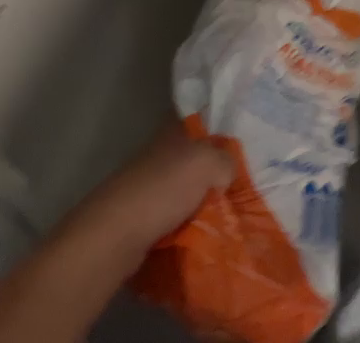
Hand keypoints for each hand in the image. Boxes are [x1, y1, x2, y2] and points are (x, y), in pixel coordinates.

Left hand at [75, 121, 233, 251]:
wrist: (116, 233)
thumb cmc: (162, 190)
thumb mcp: (206, 164)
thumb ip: (226, 161)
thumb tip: (227, 173)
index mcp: (172, 134)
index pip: (202, 126)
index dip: (222, 138)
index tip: (243, 156)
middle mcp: (159, 154)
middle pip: (195, 161)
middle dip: (215, 176)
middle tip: (240, 192)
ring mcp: (148, 186)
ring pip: (185, 190)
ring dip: (201, 204)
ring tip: (225, 218)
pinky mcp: (141, 215)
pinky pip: (173, 216)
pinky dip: (186, 224)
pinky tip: (201, 235)